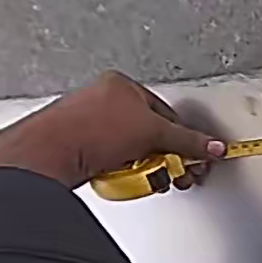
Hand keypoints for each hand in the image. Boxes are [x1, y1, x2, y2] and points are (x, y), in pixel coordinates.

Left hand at [0, 71, 225, 188]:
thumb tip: (212, 147)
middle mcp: (104, 100)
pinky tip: (123, 176)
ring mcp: (91, 125)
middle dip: (165, 156)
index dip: (183, 139)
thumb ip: (188, 142)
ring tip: (144, 175)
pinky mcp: (82, 149)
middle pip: (151, 134)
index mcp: (121, 85)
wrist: (49, 155)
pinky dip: (124, 172)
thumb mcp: (154, 133)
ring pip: (134, 150)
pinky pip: (115, 162)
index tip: (194, 157)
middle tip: (174, 172)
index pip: (166, 114)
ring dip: (145, 167)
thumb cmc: (88, 131)